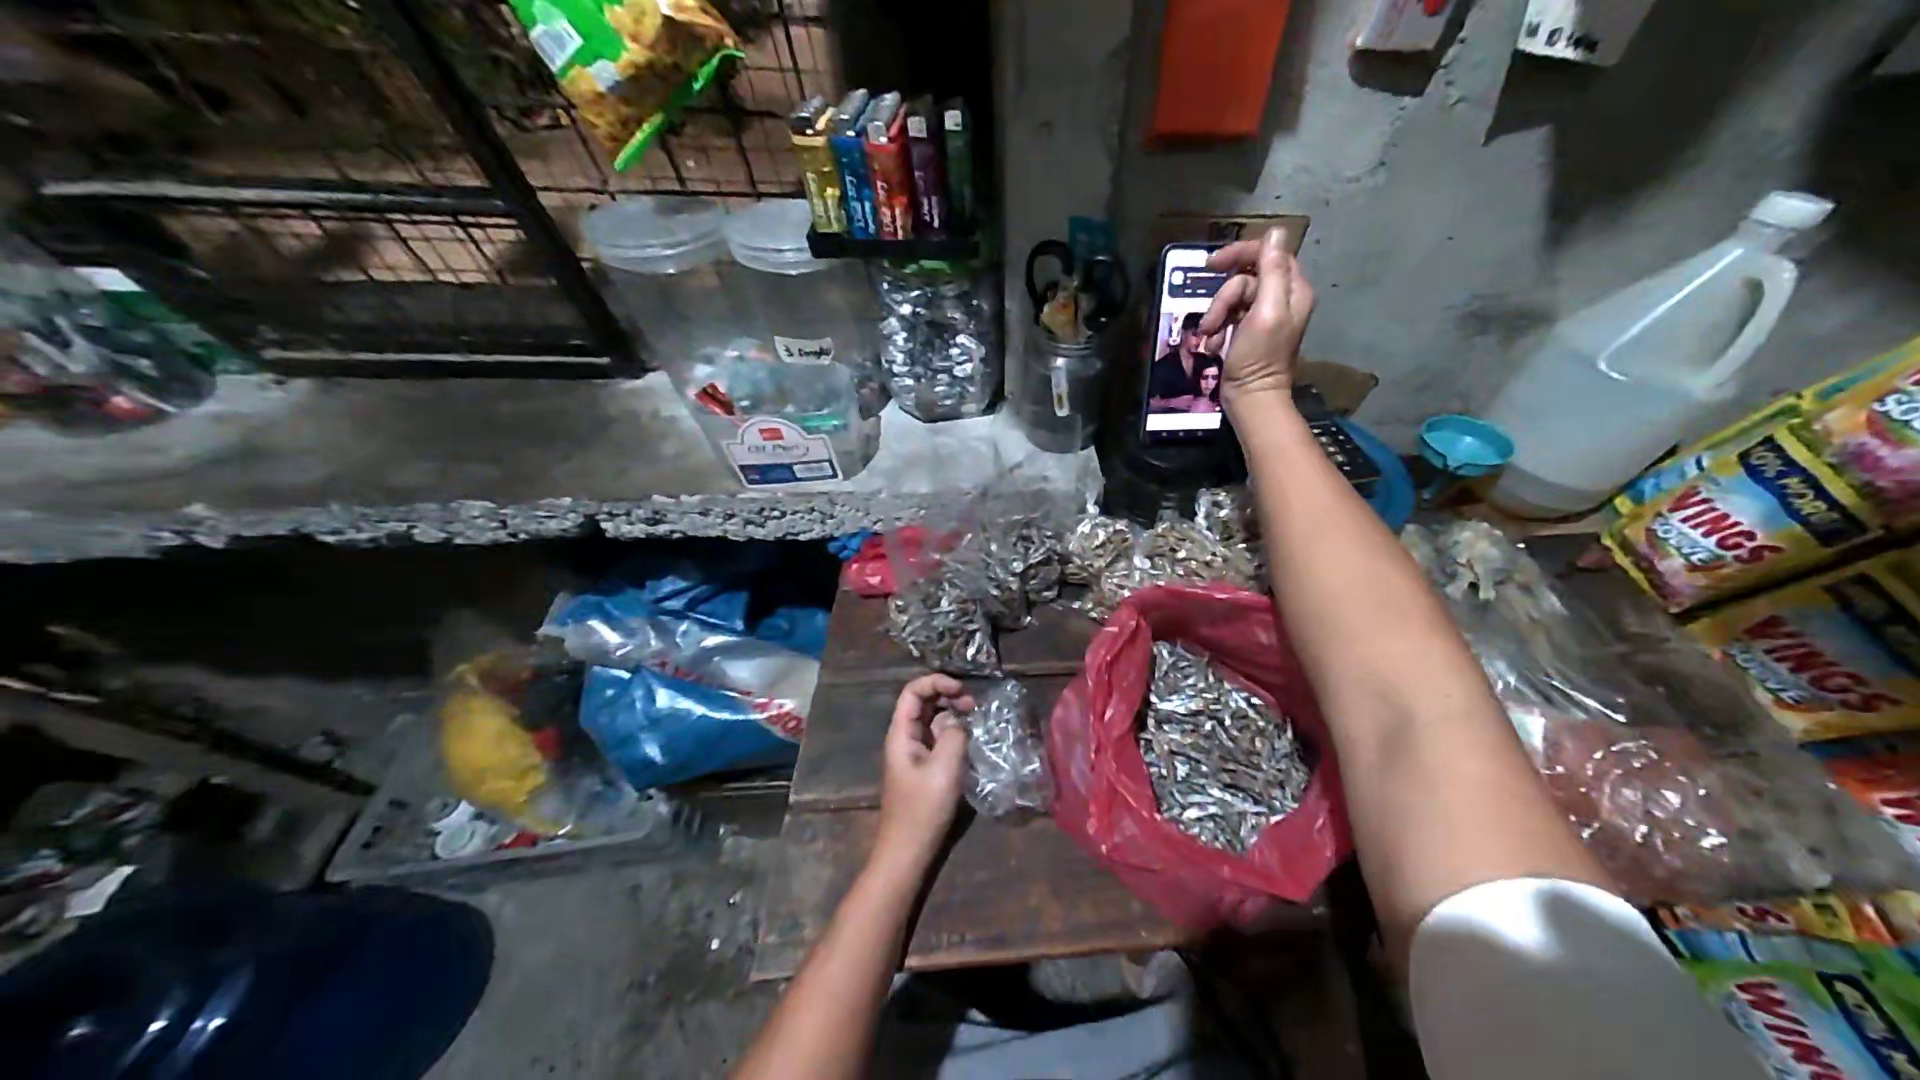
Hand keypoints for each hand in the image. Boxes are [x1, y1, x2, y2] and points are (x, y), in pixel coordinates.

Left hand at [874, 674, 973, 873]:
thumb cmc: (922, 810)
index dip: (936, 682)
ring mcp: (915, 753)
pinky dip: (955, 733)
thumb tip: (960, 722)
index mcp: (901, 733)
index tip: (962, 690)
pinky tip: (970, 741)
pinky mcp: (925, 768)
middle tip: (974, 706)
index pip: (913, 691)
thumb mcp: (944, 769)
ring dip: (953, 714)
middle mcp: (905, 738)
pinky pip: (939, 739)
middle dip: (948, 696)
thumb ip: (954, 736)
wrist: (907, 851)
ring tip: (976, 720)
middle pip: (924, 703)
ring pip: (933, 720)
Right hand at [1196, 228, 1315, 401]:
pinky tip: (1214, 344)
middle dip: (1222, 299)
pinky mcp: (1245, 331)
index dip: (1239, 255)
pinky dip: (1216, 330)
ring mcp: (1261, 316)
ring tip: (1211, 338)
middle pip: (1244, 279)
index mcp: (1293, 290)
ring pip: (1231, 299)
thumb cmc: (1259, 357)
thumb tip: (1276, 232)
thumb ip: (1272, 271)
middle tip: (1211, 321)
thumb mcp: (1267, 311)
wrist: (1250, 398)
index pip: (1267, 254)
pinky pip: (1226, 318)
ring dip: (1215, 317)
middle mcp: (1280, 299)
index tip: (1210, 265)